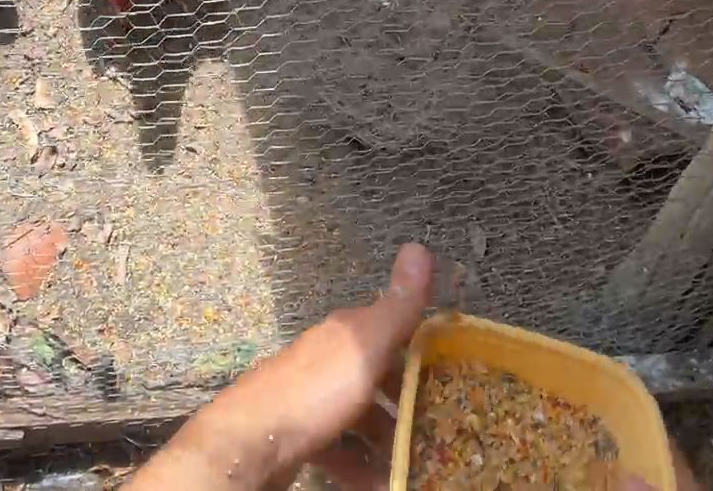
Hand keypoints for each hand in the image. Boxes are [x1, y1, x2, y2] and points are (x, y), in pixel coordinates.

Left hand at [124, 243, 433, 490]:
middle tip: (443, 433)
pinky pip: (343, 448)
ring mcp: (316, 397)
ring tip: (418, 466)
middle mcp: (331, 359)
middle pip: (380, 379)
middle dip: (410, 404)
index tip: (457, 378)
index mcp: (348, 333)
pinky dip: (363, 465)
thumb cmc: (317, 388)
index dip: (425, 352)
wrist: (254, 438)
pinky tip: (382, 482)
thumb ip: (396, 307)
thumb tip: (419, 245)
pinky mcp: (304, 434)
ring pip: (363, 417)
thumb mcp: (365, 345)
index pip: (394, 332)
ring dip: (389, 440)